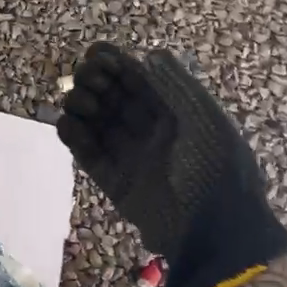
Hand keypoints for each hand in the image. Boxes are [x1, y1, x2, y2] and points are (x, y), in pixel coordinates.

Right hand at [57, 42, 286, 286]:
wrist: (216, 233)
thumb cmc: (216, 169)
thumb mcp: (206, 120)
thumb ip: (178, 84)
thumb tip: (151, 52)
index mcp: (171, 113)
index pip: (134, 78)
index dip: (113, 63)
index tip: (98, 55)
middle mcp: (145, 129)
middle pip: (107, 94)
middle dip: (91, 79)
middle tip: (89, 81)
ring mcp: (126, 153)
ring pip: (90, 119)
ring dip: (78, 103)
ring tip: (83, 105)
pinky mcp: (109, 178)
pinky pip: (82, 150)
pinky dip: (70, 134)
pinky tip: (70, 126)